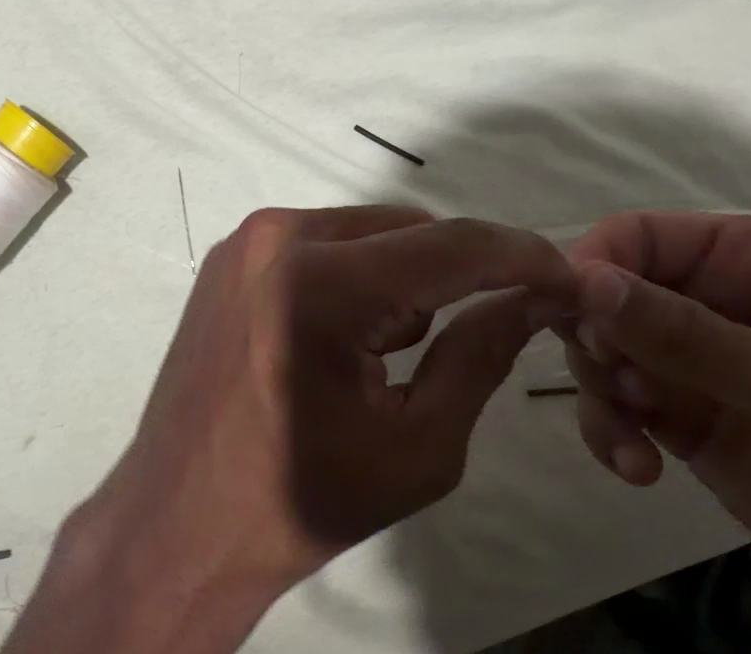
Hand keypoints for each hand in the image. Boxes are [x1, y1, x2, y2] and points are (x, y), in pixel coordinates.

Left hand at [2, 206, 574, 653]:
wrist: (181, 519)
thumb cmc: (301, 499)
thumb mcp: (418, 447)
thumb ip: (481, 356)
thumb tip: (532, 298)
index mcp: (323, 286)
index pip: (452, 245)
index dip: (522, 257)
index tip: (569, 278)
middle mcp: (279, 239)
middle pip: (411, 230)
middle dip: (461, 273)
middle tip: (486, 330)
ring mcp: (247, 242)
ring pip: (368, 231)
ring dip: (407, 277)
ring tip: (392, 356)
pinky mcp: (230, 256)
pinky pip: (323, 242)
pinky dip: (358, 276)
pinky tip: (348, 340)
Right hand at [561, 212, 750, 653]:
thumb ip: (689, 338)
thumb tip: (586, 281)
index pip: (643, 236)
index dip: (596, 267)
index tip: (573, 319)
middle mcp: (718, 299)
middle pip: (609, 291)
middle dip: (598, 340)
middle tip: (616, 388)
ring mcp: (696, 361)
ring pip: (602, 347)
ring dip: (600, 392)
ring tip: (632, 446)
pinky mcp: (680, 415)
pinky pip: (613, 400)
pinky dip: (609, 429)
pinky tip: (637, 468)